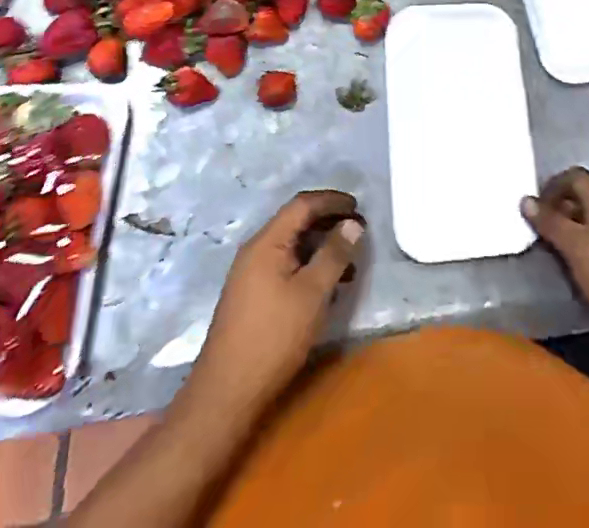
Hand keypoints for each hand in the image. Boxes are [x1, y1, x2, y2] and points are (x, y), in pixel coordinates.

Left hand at [185, 190, 363, 418]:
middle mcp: (255, 250)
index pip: (301, 205)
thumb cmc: (275, 335)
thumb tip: (353, 223)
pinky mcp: (252, 293)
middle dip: (328, 221)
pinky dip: (309, 265)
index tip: (359, 205)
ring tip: (350, 260)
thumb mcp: (313, 292)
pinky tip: (328, 284)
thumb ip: (334, 254)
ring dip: (321, 246)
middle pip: (295, 222)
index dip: (331, 200)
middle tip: (359, 231)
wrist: (229, 387)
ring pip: (291, 245)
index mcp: (267, 242)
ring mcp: (250, 272)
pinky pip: (285, 264)